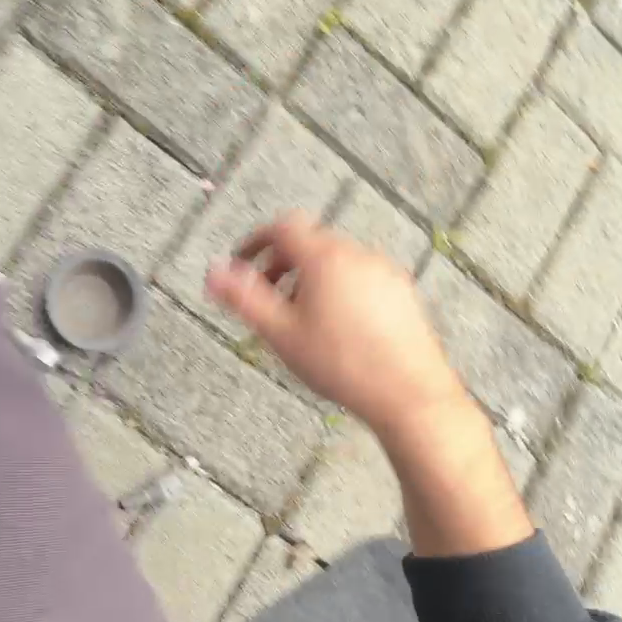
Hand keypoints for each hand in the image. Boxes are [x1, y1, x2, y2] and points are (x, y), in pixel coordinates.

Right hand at [207, 212, 530, 556]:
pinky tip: (332, 328)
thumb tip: (214, 272)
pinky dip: (336, 289)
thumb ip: (244, 298)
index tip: (241, 262)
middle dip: (279, 265)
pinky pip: (359, 278)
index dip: (255, 241)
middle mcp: (358, 256)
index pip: (283, 227)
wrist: (407, 394)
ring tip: (297, 319)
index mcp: (326, 259)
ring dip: (307, 278)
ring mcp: (384, 273)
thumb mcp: (280, 334)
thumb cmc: (343, 366)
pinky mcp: (400, 293)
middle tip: (264, 296)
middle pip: (309, 243)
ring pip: (335, 261)